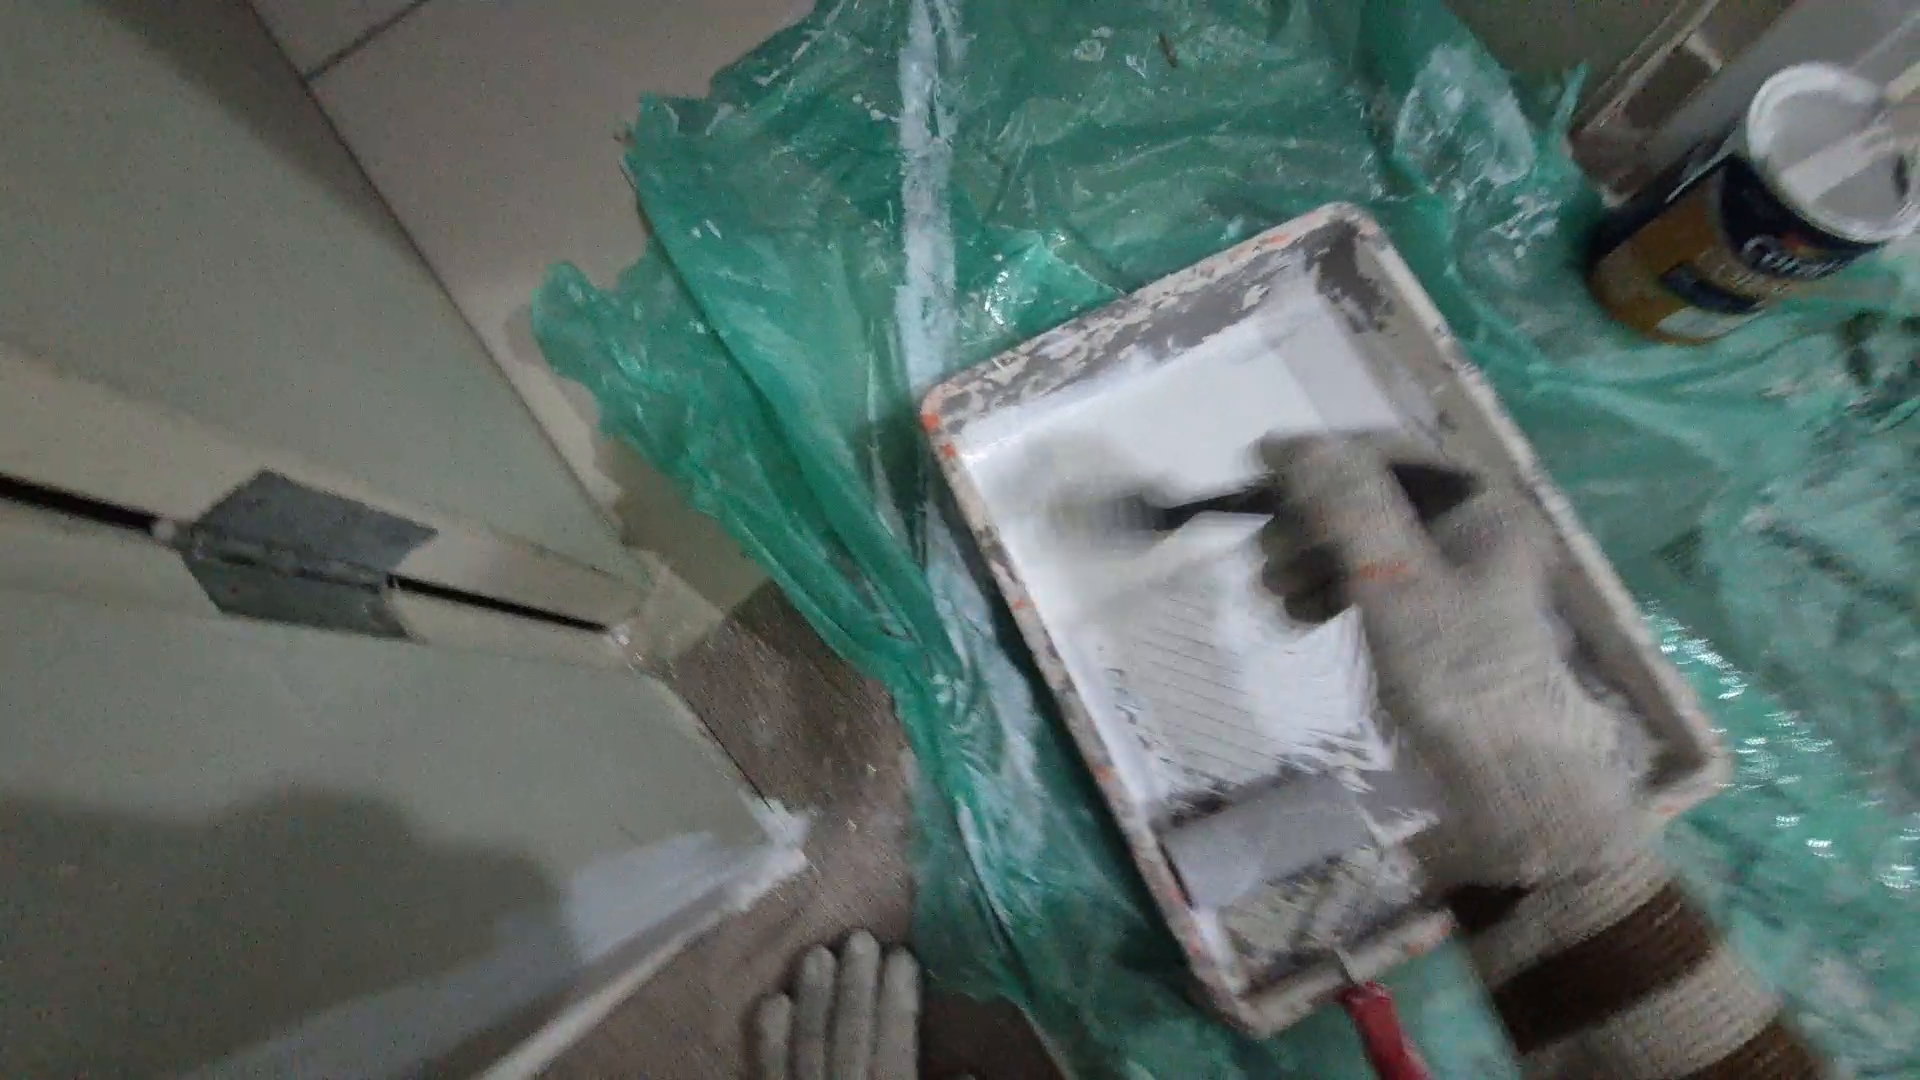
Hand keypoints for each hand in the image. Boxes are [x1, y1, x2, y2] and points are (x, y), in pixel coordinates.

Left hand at [755, 931, 932, 1079]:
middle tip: (859, 936)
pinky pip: (769, 1069)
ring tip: (817, 952)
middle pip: (851, 1031)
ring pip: (810, 1042)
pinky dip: (770, 1037)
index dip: (899, 995)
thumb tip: (968, 1064)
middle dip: (855, 983)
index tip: (902, 952)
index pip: (898, 1041)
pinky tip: (773, 1000)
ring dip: (813, 996)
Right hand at [1258, 435, 1642, 888]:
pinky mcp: (1413, 618)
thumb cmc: (1458, 675)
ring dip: (1303, 562)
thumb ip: (1345, 507)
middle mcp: (1456, 532)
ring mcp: (1434, 577)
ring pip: (1349, 544)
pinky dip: (1319, 594)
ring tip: (1275, 597)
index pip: (1386, 453)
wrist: (1502, 783)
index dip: (1320, 455)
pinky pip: (1354, 585)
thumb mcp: (1397, 582)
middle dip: (1305, 523)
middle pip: (1360, 498)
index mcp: (1475, 508)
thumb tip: (1287, 443)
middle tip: (1266, 557)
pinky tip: (1296, 618)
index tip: (1258, 467)